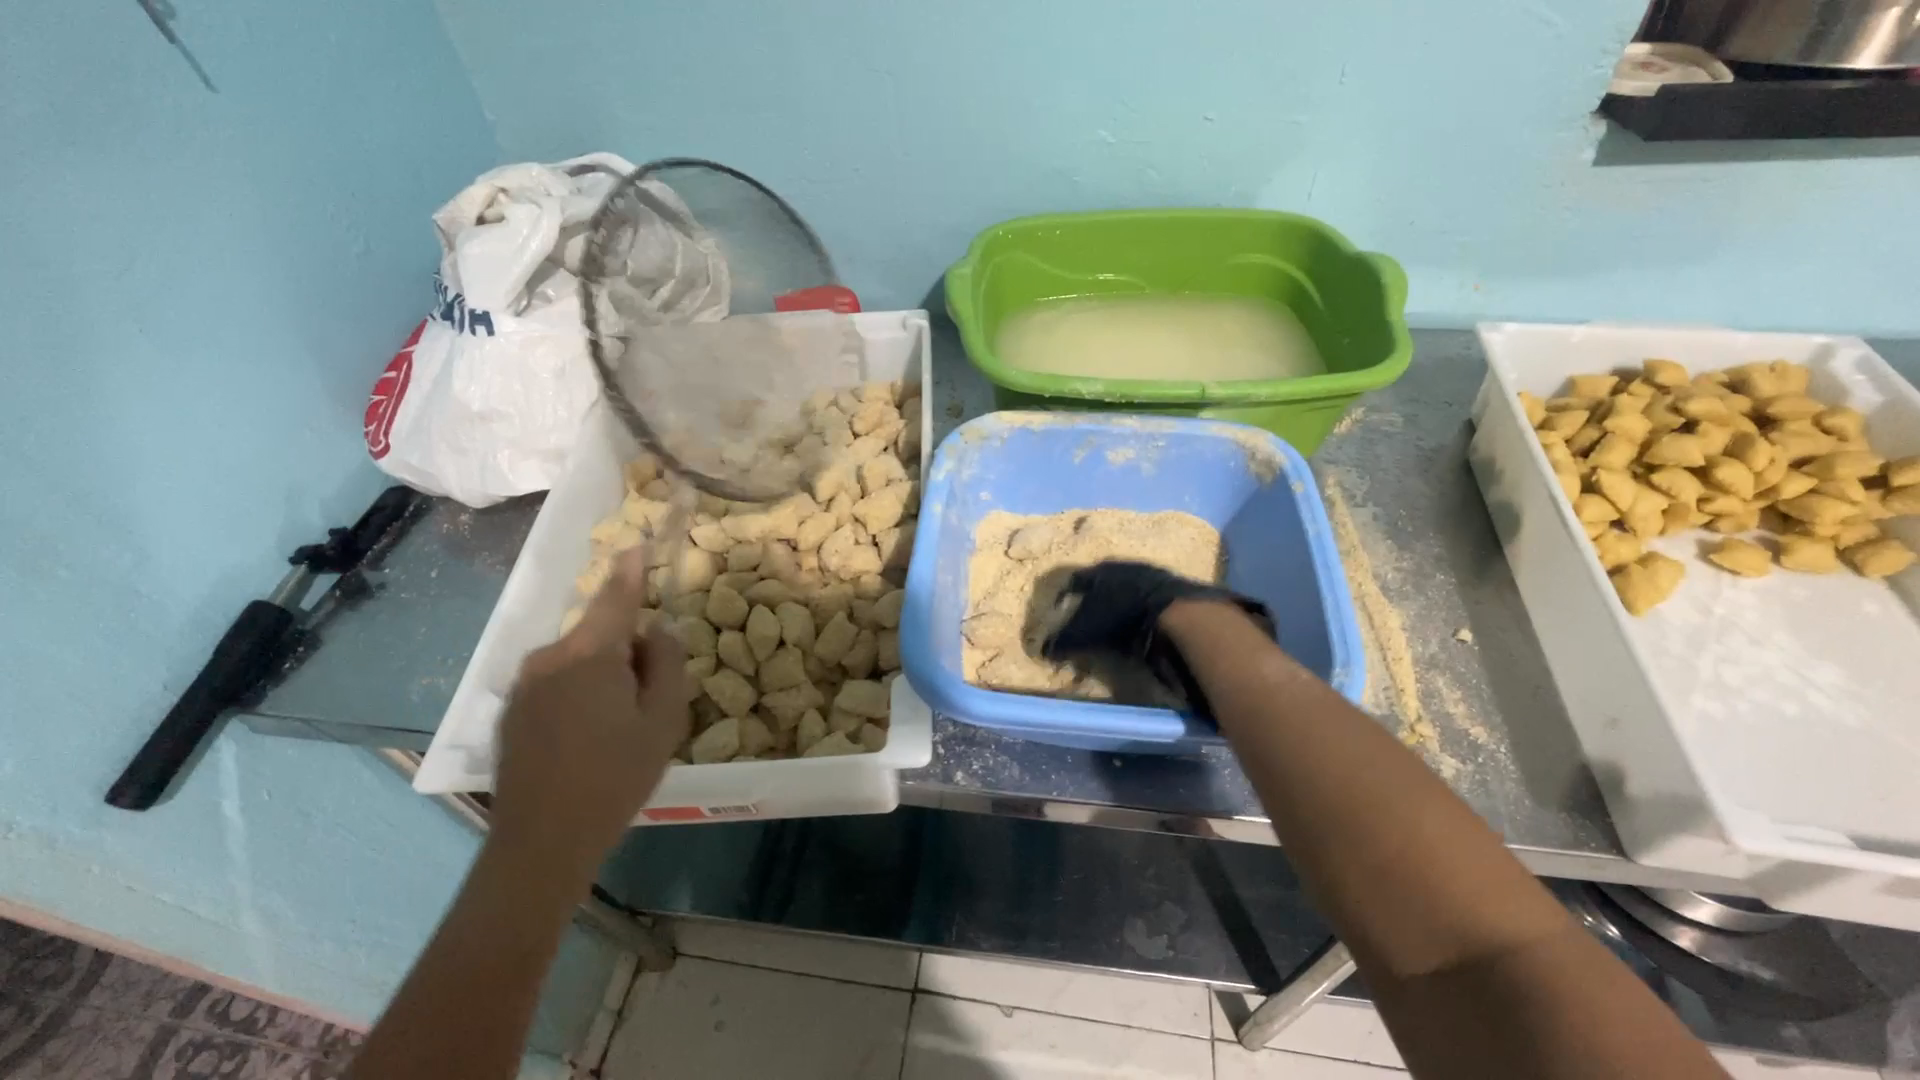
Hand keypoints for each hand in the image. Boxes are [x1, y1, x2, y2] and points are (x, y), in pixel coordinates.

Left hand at [490, 547, 687, 878]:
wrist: (542, 840)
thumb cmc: (614, 776)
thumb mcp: (663, 721)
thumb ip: (667, 664)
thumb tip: (657, 630)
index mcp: (588, 654)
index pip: (615, 598)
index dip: (630, 572)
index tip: (636, 545)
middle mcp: (548, 658)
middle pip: (598, 635)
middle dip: (626, 648)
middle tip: (652, 695)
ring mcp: (522, 686)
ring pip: (576, 661)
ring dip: (602, 675)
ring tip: (622, 724)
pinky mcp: (511, 713)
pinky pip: (556, 685)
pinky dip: (579, 694)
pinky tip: (590, 738)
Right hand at [1042, 561, 1271, 718]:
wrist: (1176, 616)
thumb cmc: (1120, 620)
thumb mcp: (1084, 634)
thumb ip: (1061, 642)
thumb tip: (1043, 651)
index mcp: (1098, 571)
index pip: (1074, 580)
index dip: (1063, 595)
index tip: (1058, 608)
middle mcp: (1124, 566)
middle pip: (1103, 581)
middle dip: (1094, 596)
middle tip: (1087, 614)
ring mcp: (1153, 575)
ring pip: (1129, 588)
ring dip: (1121, 602)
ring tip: (1116, 621)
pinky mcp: (1176, 589)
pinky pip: (1151, 600)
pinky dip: (1143, 612)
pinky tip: (1142, 625)